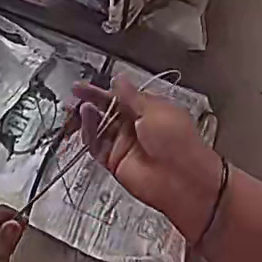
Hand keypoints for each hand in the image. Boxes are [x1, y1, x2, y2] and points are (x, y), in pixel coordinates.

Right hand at [67, 78, 222, 240]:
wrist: (183, 181)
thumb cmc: (179, 142)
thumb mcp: (154, 110)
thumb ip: (130, 96)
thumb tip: (119, 81)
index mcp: (149, 110)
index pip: (122, 96)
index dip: (106, 90)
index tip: (91, 84)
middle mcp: (135, 126)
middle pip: (107, 110)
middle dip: (92, 100)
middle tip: (77, 91)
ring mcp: (124, 144)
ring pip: (99, 126)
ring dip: (89, 115)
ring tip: (82, 105)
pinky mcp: (115, 161)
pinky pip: (96, 145)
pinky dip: (89, 132)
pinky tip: (86, 119)